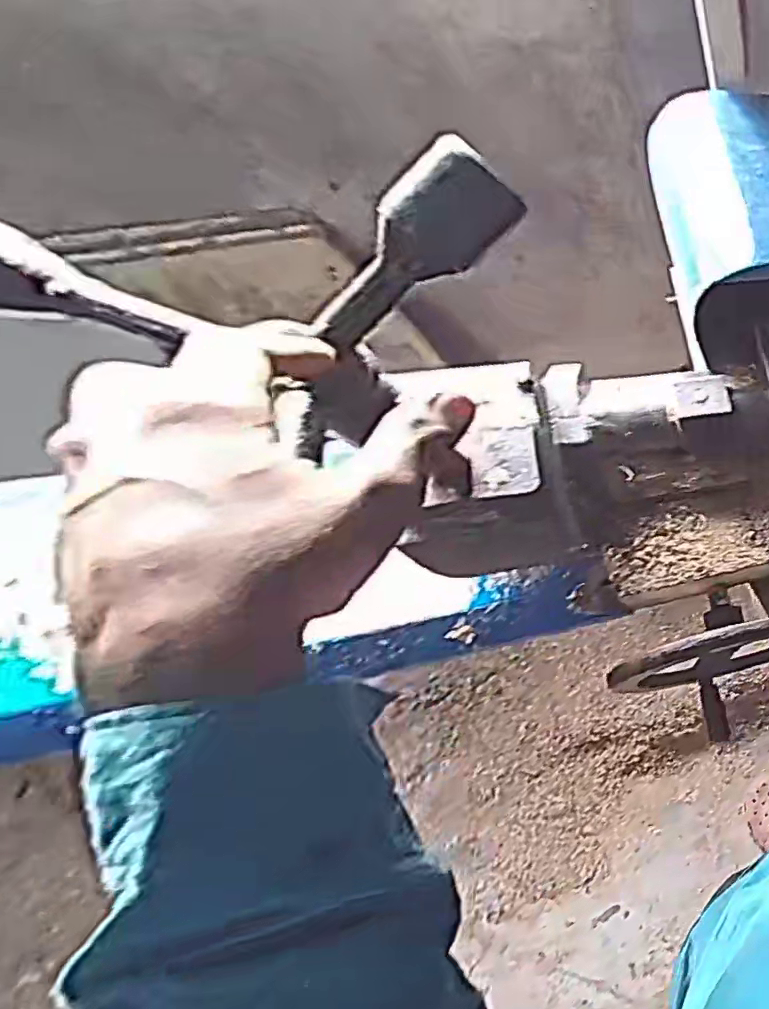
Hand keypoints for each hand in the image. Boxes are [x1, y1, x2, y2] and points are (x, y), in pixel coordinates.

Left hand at [49, 321, 473, 710]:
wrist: (186, 664)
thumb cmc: (266, 580)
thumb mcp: (375, 502)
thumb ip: (414, 443)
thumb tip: (447, 405)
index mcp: (196, 414)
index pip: (241, 344)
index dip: (296, 347)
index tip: (325, 360)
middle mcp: (126, 436)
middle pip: (160, 373)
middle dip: (220, 381)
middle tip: (273, 408)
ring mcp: (93, 483)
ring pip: (116, 421)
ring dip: (175, 425)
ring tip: (238, 457)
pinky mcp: (80, 530)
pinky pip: (112, 476)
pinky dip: (158, 474)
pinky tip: (211, 509)